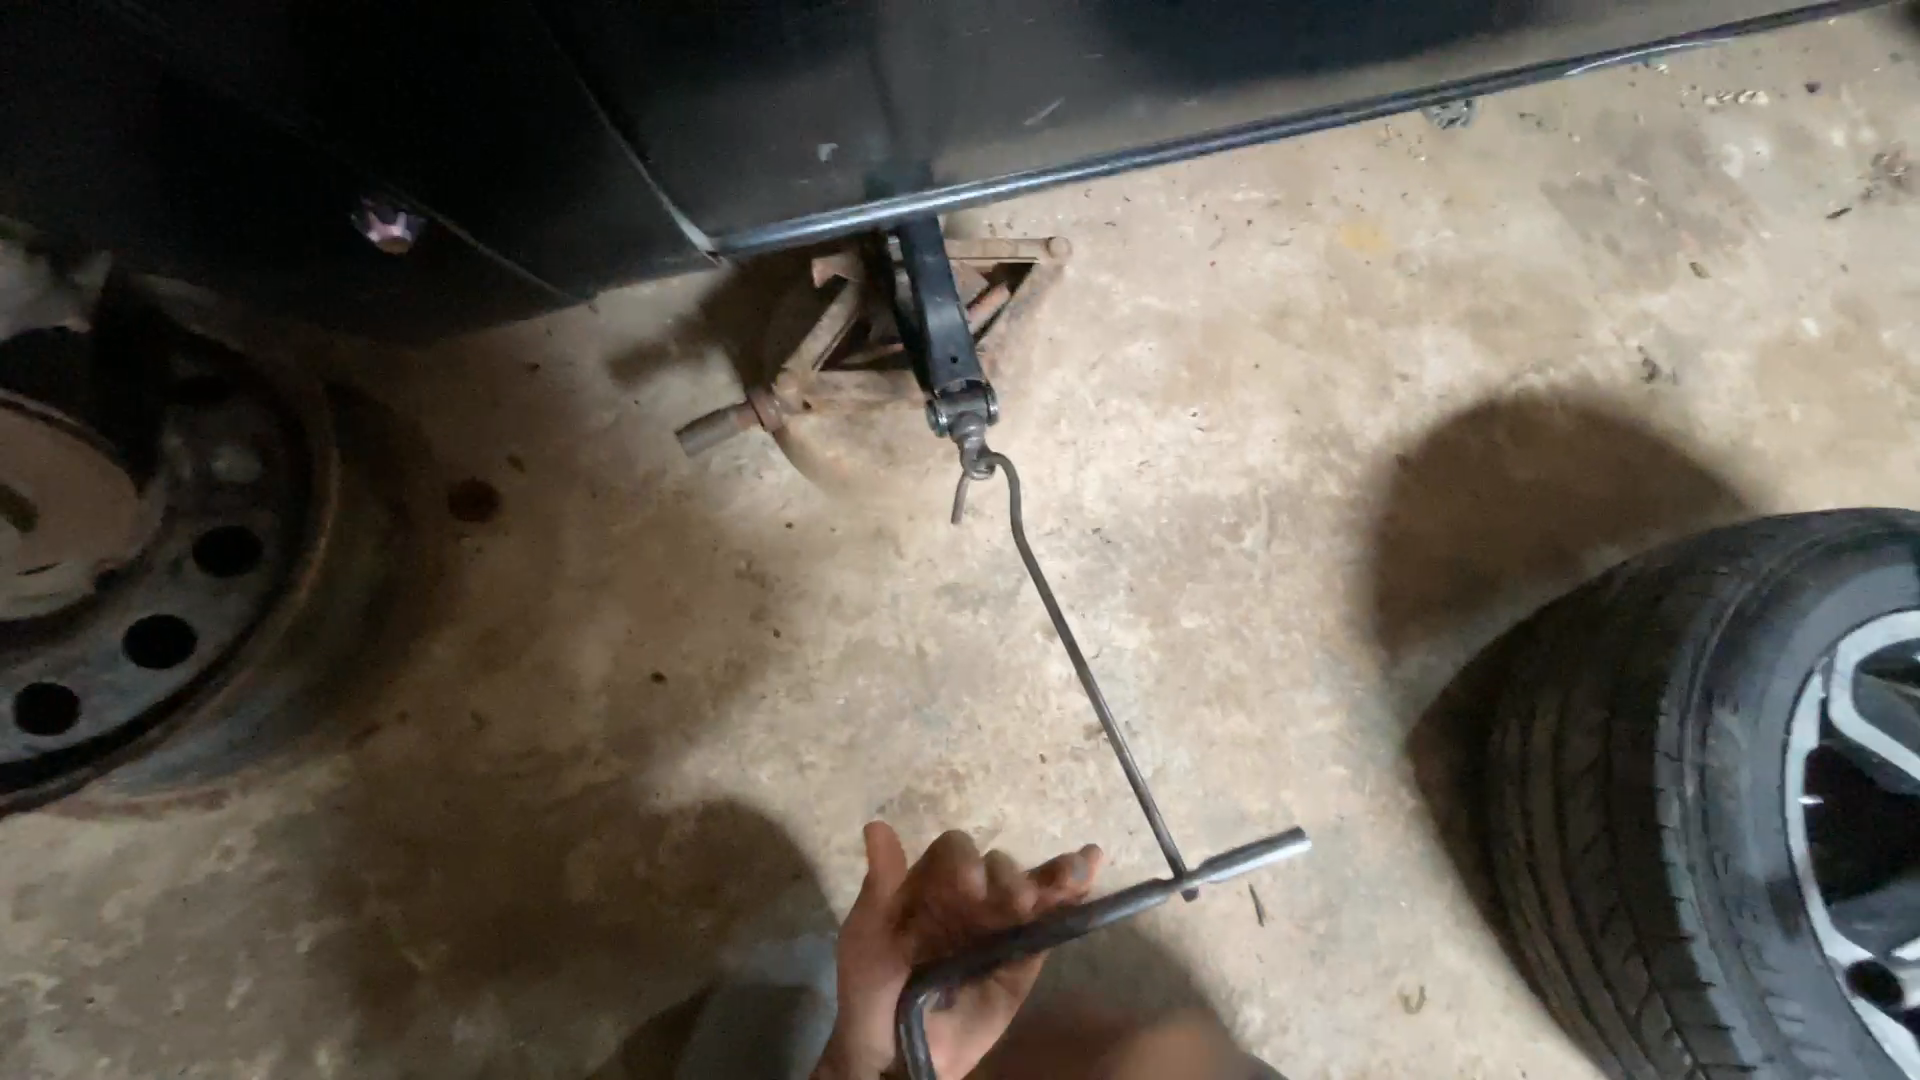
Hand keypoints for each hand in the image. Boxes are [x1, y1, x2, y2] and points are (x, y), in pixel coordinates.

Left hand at [814, 822, 1103, 1079]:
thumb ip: (882, 883)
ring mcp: (1000, 923)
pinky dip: (1072, 899)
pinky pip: (1050, 923)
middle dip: (1010, 878)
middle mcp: (970, 894)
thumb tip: (876, 826)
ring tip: (1078, 868)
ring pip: (1032, 887)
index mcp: (933, 882)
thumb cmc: (871, 988)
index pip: (956, 851)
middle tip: (1014, 901)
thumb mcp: (867, 935)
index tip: (967, 886)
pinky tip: (1092, 872)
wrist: (897, 1052)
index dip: (964, 861)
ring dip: (1055, 875)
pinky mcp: (1026, 956)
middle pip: (999, 866)